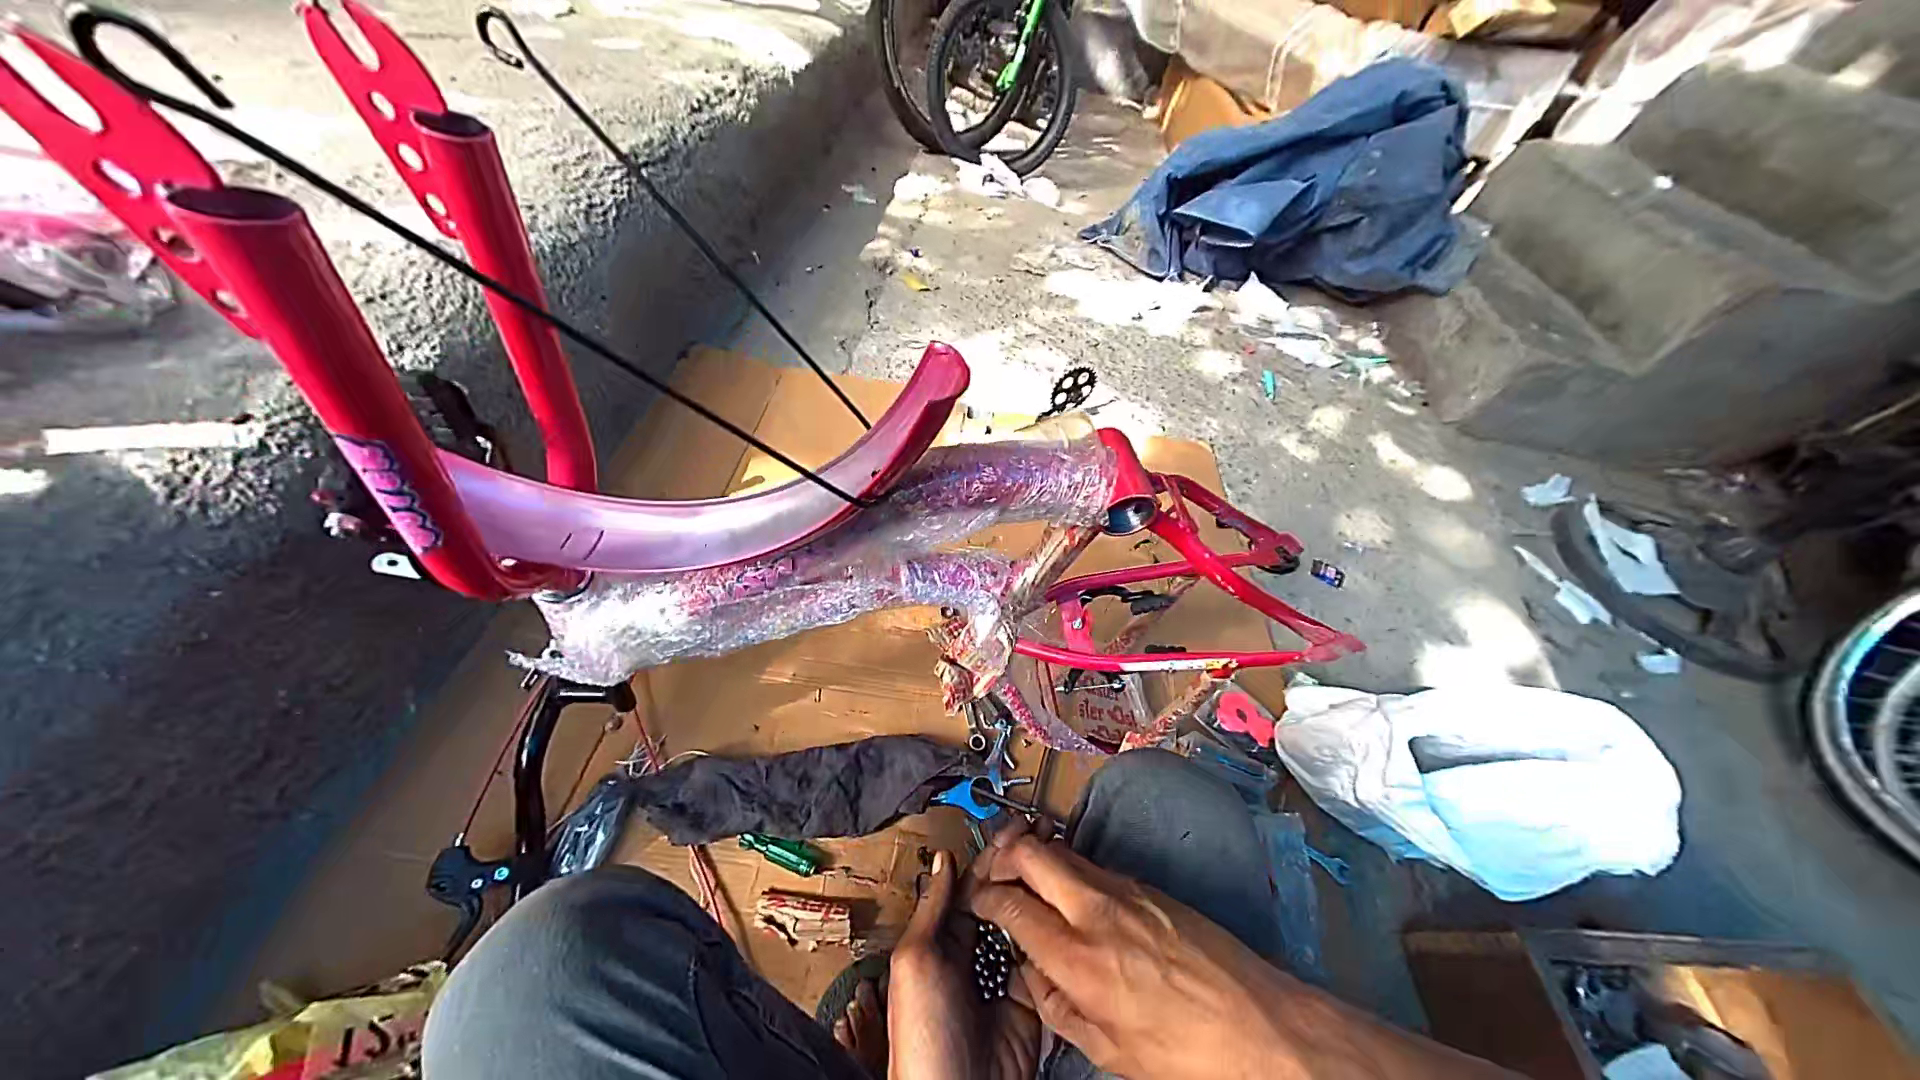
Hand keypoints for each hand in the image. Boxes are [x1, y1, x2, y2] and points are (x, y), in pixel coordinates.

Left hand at [887, 848, 1040, 1079]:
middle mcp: (970, 957)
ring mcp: (1000, 979)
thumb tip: (942, 860)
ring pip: (1023, 928)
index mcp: (939, 944)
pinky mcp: (1028, 1002)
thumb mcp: (916, 962)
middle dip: (1018, 873)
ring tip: (1056, 862)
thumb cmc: (924, 1036)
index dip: (991, 860)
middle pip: (999, 903)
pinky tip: (1063, 910)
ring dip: (1038, 899)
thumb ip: (932, 909)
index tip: (1013, 833)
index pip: (969, 889)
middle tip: (1040, 838)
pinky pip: (1042, 963)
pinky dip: (1053, 940)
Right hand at [969, 829, 1519, 1079]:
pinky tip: (1069, 892)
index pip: (1011, 903)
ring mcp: (1125, 889)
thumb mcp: (1108, 1049)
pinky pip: (1092, 864)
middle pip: (1030, 851)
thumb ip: (1055, 1004)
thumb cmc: (1183, 1054)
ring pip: (1061, 850)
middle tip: (989, 869)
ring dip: (1034, 854)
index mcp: (1079, 958)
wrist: (1262, 1027)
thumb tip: (1027, 971)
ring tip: (1021, 873)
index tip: (976, 898)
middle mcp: (1096, 909)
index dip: (984, 894)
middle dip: (999, 852)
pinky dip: (1067, 867)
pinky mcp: (1148, 884)